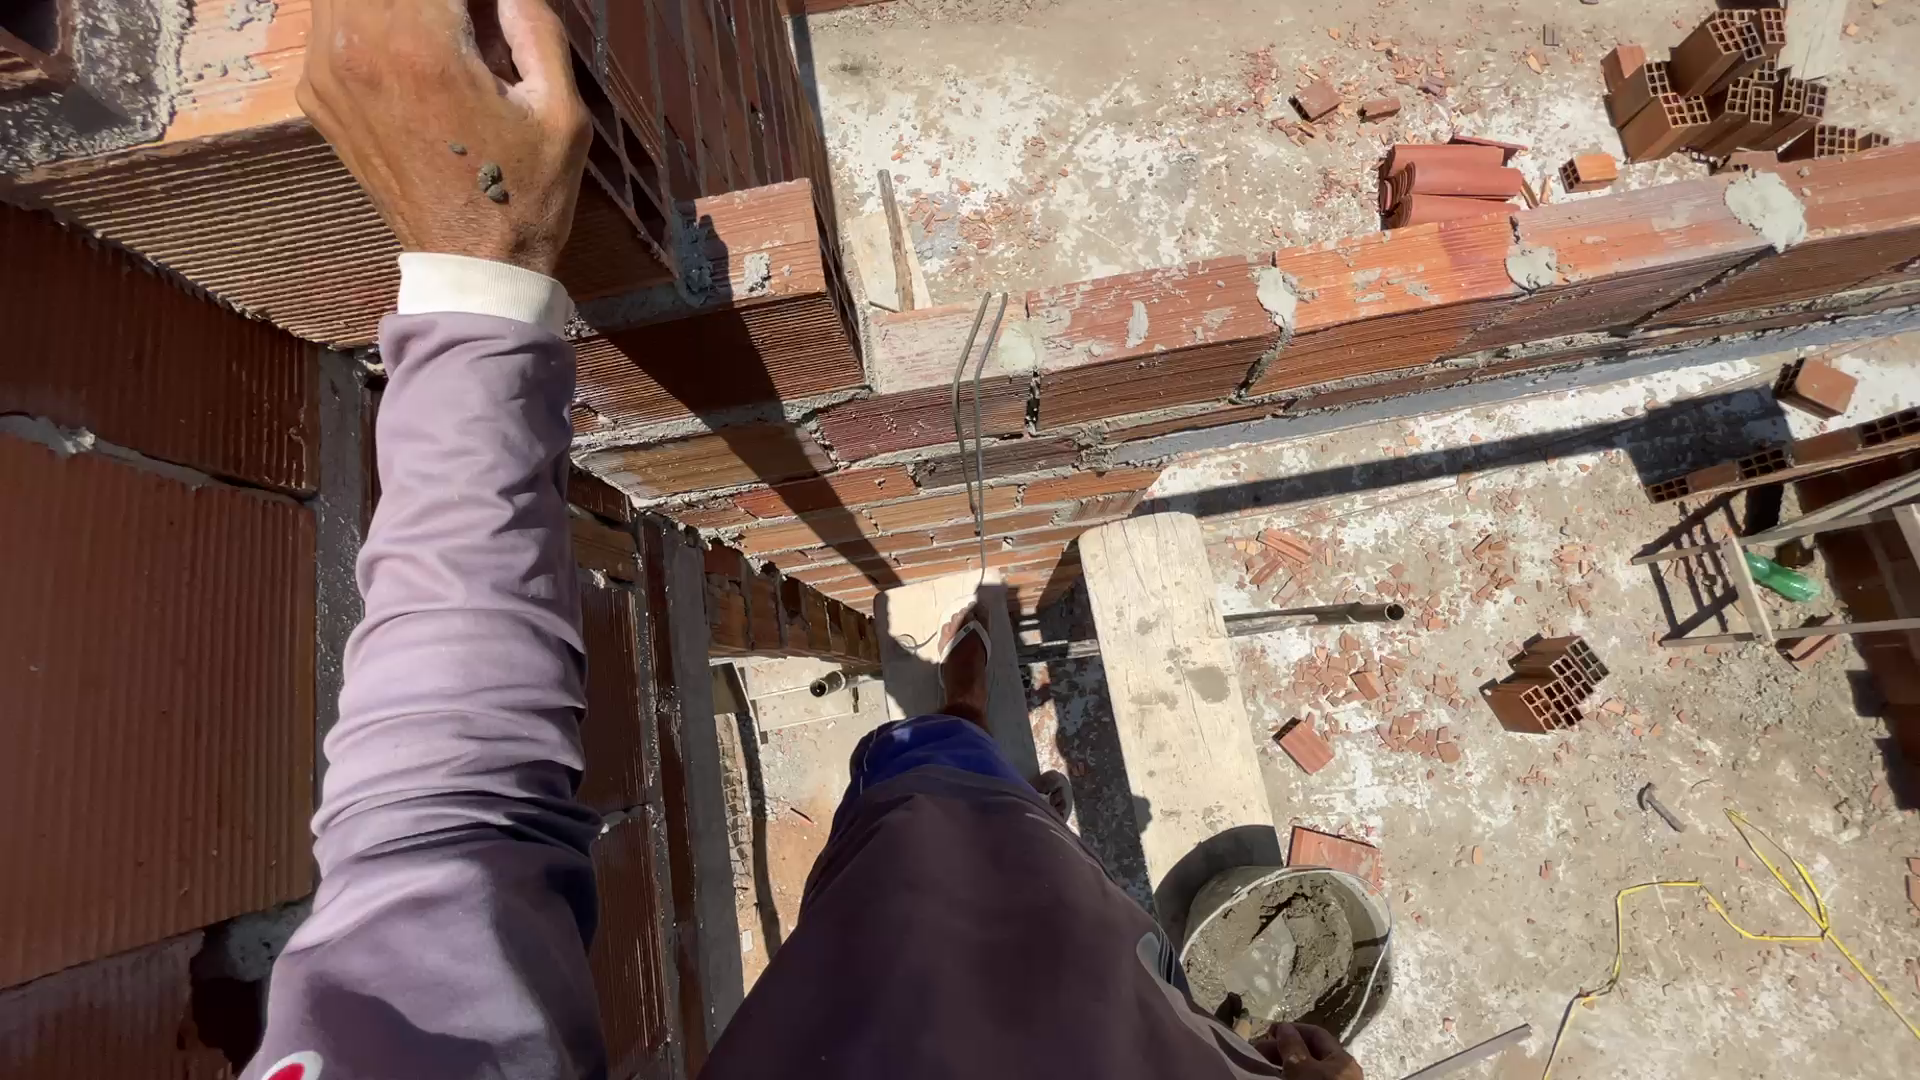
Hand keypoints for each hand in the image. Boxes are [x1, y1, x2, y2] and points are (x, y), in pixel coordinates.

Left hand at [298, 0, 590, 274]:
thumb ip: (537, 28)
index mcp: (421, 42)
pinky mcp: (317, 92)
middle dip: (440, 5)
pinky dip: (375, 24)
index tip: (496, 16)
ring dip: (405, 9)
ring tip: (448, 43)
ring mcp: (324, 66)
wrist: (476, 265)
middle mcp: (356, 39)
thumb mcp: (563, 117)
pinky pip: (334, 22)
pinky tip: (417, 63)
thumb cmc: (529, 197)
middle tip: (473, 29)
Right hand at [1253, 1023, 1363, 1079]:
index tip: (1268, 1032)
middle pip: (1311, 1053)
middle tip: (1259, 1053)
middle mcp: (1343, 1075)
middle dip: (1283, 1050)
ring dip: (1285, 1067)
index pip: (1315, 1033)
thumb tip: (1286, 1028)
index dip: (1291, 1029)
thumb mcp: (1300, 1068)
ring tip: (1264, 1070)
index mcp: (1342, 1060)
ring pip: (1308, 1072)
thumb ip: (1291, 1045)